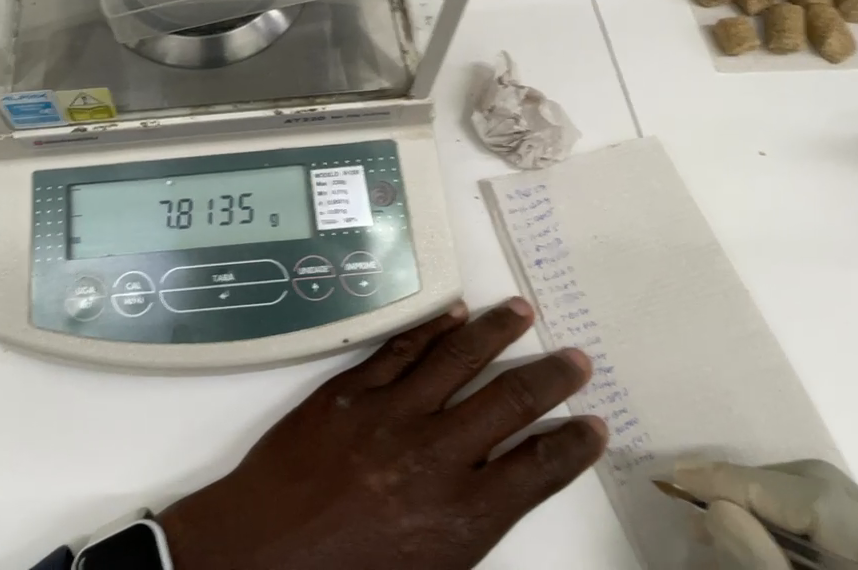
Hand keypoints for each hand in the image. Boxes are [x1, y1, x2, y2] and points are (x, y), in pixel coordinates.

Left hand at [157, 299, 605, 569]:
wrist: (264, 551)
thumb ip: (469, 527)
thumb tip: (499, 493)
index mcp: (462, 515)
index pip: (539, 470)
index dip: (572, 446)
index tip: (593, 425)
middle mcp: (436, 455)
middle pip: (509, 403)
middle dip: (550, 379)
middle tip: (575, 358)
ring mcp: (391, 413)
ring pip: (456, 359)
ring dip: (494, 332)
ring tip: (521, 311)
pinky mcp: (350, 390)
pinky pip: (399, 349)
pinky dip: (428, 327)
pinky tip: (451, 311)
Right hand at [674, 459, 857, 569]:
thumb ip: (762, 567)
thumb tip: (717, 507)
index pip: (813, 502)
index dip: (741, 481)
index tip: (679, 476)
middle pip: (824, 488)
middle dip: (754, 484)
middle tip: (698, 498)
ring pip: (835, 497)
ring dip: (771, 496)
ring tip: (723, 516)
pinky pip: (847, 520)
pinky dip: (798, 516)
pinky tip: (766, 535)